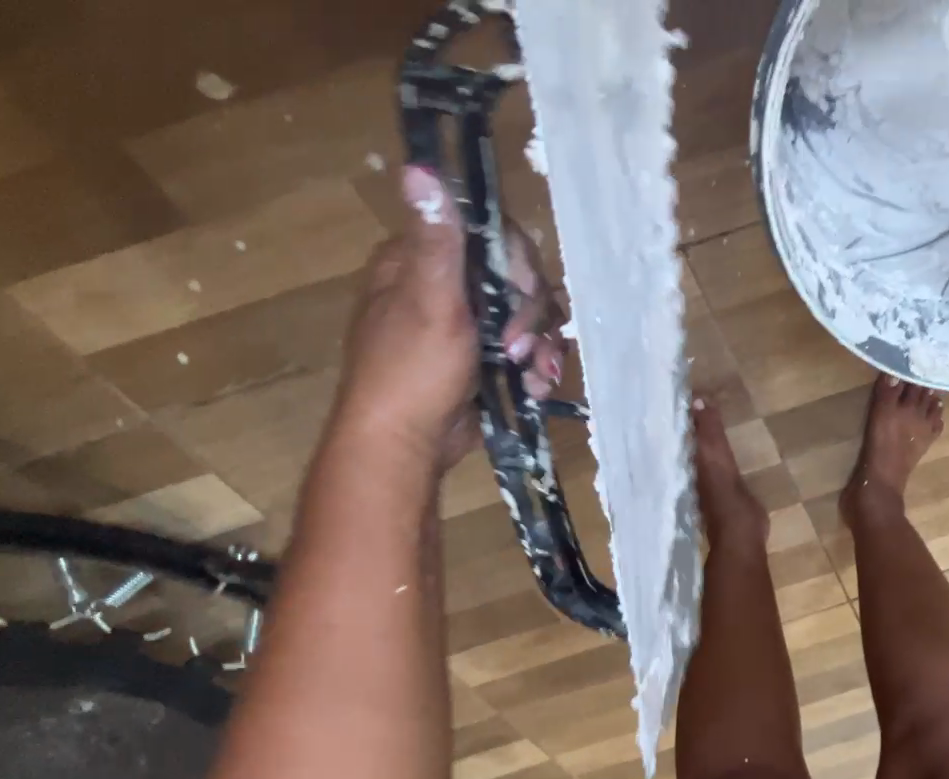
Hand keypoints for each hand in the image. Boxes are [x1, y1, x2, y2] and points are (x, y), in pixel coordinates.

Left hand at [334, 167, 565, 472]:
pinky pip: (530, 352)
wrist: (407, 442)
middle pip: (519, 281)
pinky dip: (538, 369)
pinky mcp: (488, 360)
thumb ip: (438, 242)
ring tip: (533, 376)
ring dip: (541, 348)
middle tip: (519, 349)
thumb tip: (419, 166)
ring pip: (532, 319)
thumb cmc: (412, 371)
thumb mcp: (429, 303)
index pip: (492, 237)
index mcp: (422, 262)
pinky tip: (533, 388)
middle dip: (532, 317)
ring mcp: (470, 327)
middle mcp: (448, 288)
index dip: (519, 266)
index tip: (522, 295)